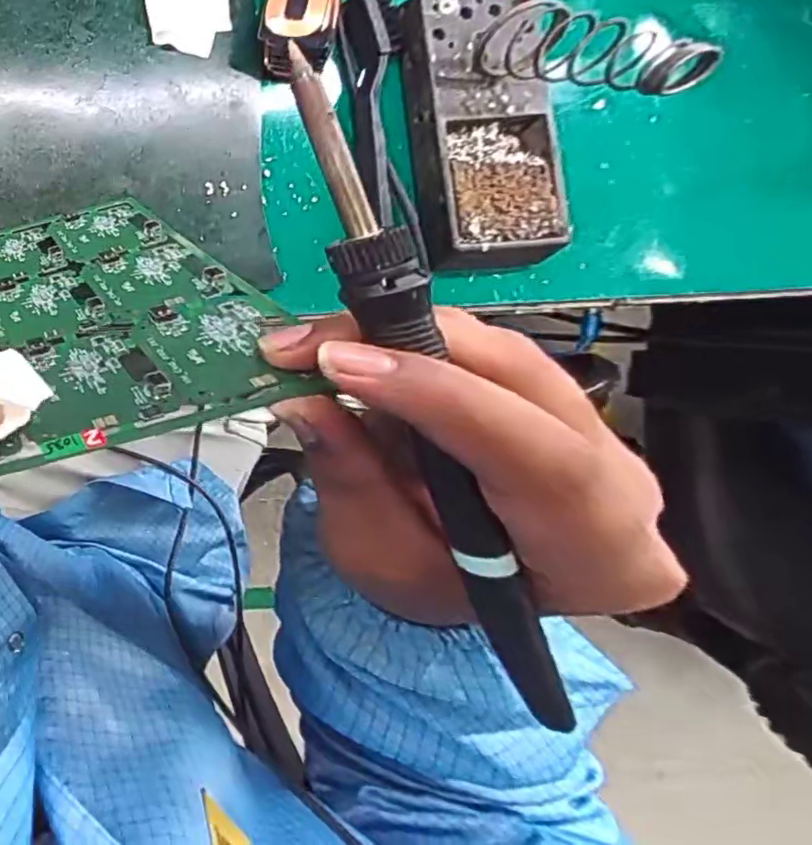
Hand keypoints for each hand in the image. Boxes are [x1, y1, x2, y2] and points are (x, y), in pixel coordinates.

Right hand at [259, 308, 685, 625]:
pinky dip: (393, 338)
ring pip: (493, 349)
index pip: (538, 458)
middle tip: (307, 345)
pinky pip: (472, 348)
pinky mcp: (540, 398)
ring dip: (386, 333)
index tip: (341, 366)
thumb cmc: (421, 586)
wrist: (444, 586)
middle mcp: (617, 482)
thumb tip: (305, 402)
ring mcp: (587, 432)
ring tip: (308, 347)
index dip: (436, 396)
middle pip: (520, 380)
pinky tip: (342, 349)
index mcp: (596, 552)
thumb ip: (349, 478)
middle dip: (399, 344)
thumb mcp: (375, 554)